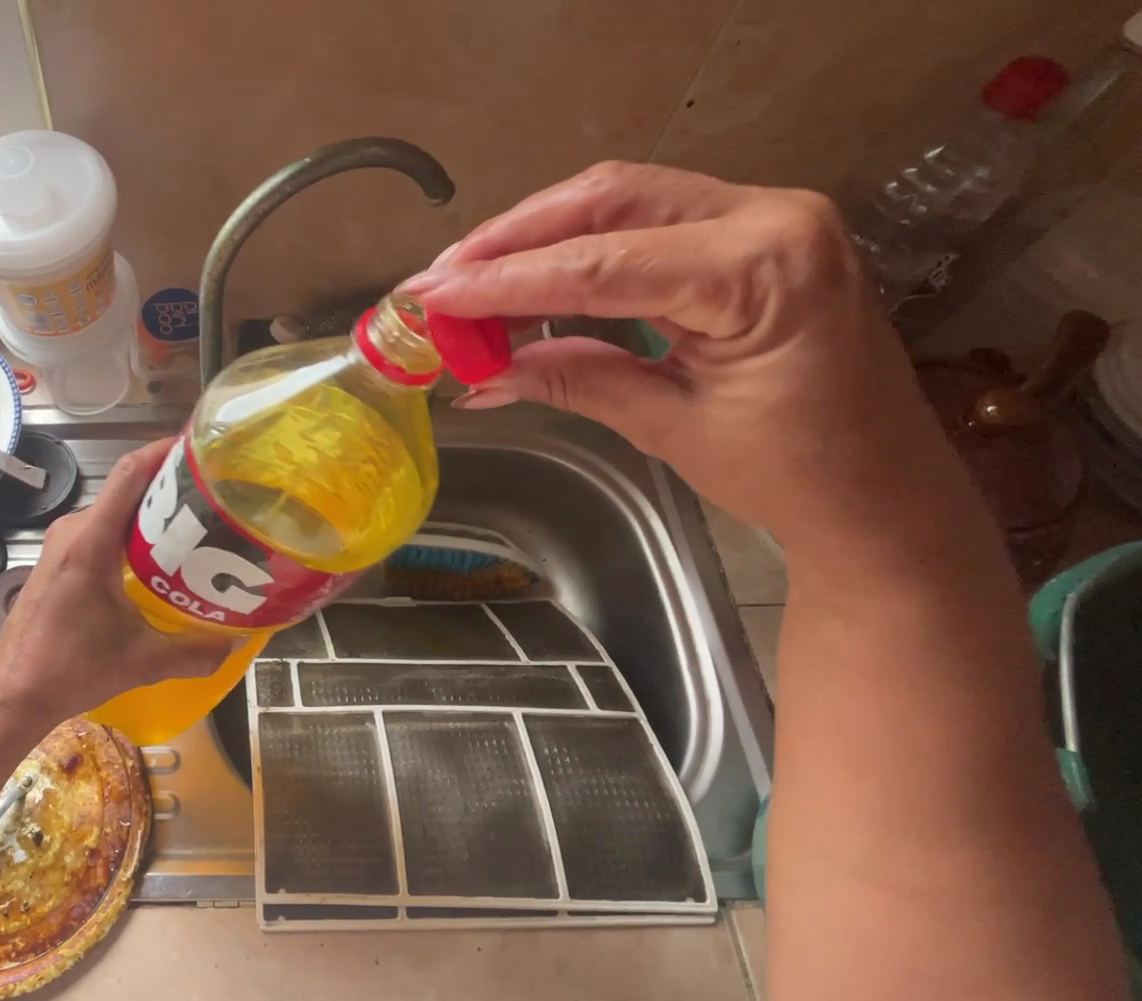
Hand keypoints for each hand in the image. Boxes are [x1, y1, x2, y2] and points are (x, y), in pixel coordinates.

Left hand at [0, 439, 232, 736]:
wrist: (14, 692)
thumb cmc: (70, 670)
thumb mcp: (142, 662)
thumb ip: (194, 652)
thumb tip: (238, 644)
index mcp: (91, 541)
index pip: (129, 473)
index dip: (165, 451)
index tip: (202, 448)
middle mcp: (74, 531)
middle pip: (128, 491)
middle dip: (172, 490)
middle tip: (218, 500)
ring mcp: (62, 544)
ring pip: (116, 513)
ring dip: (154, 516)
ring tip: (200, 529)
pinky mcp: (59, 560)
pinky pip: (103, 532)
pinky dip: (134, 536)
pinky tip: (163, 560)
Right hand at [402, 162, 964, 556]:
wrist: (879, 489)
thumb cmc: (789, 471)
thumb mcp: (667, 425)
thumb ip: (572, 379)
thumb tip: (479, 374)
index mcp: (763, 268)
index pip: (600, 263)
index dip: (504, 282)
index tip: (430, 296)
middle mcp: (769, 216)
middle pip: (606, 201)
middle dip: (511, 240)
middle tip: (439, 279)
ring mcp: (762, 218)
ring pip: (619, 201)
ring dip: (535, 237)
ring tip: (464, 278)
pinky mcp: (747, 236)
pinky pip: (642, 225)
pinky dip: (574, 250)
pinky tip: (523, 281)